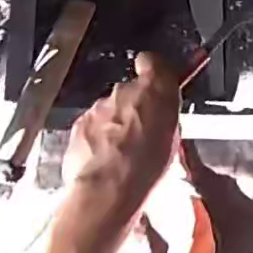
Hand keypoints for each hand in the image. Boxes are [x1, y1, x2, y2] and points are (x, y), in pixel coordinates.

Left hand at [61, 52, 180, 234]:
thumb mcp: (172, 141)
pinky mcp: (80, 122)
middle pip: (130, 90)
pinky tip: (103, 160)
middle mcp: (125, 90)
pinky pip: (93, 124)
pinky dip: (97, 137)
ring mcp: (100, 105)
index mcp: (155, 90)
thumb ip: (165, 116)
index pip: (153, 61)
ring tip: (122, 153)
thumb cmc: (146, 168)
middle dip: (134, 106)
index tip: (156, 81)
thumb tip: (162, 113)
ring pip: (110, 108)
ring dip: (115, 124)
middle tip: (141, 132)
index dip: (153, 69)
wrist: (106, 191)